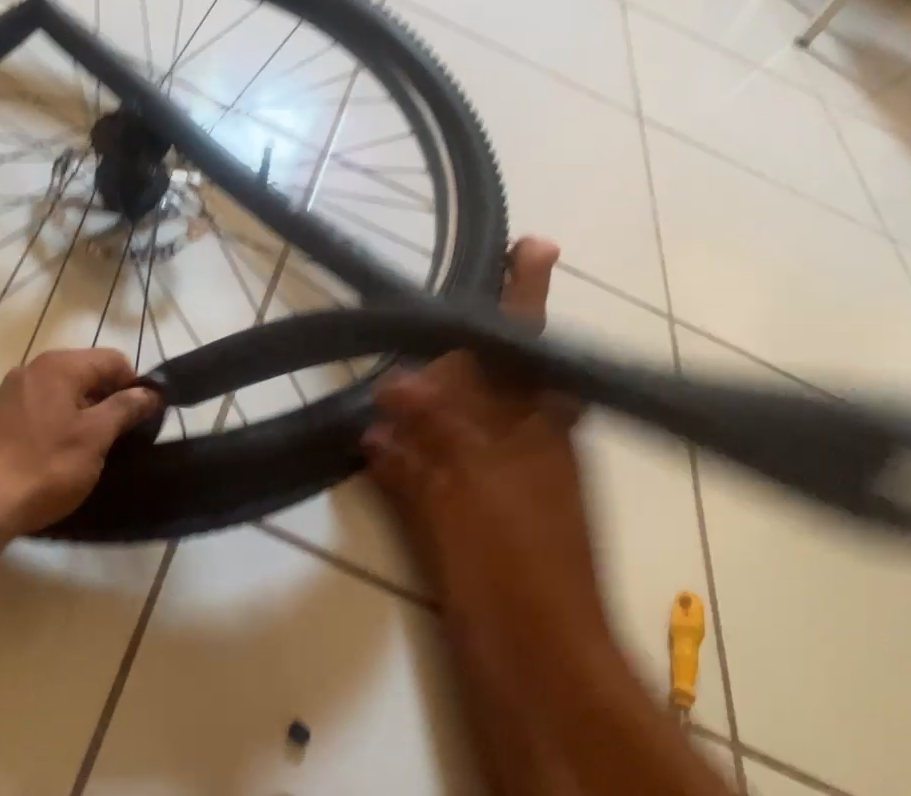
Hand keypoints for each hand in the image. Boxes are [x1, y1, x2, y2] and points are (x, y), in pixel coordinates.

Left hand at [0, 349, 159, 541]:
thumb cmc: (44, 468)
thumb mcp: (95, 438)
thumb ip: (125, 408)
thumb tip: (150, 392)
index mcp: (58, 366)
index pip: (113, 359)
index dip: (135, 386)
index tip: (144, 419)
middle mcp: (31, 369)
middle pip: (86, 373)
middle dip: (108, 400)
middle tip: (120, 437)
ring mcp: (9, 393)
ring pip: (62, 393)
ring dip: (83, 414)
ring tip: (91, 450)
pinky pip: (40, 410)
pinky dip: (58, 424)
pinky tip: (58, 455)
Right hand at [363, 238, 604, 628]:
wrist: (538, 666)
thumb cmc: (520, 570)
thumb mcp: (477, 493)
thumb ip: (435, 438)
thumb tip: (391, 385)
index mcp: (540, 430)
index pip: (528, 346)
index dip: (527, 296)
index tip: (535, 244)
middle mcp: (522, 449)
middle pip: (489, 381)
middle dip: (462, 347)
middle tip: (434, 312)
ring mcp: (496, 487)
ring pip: (457, 425)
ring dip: (424, 400)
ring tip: (388, 372)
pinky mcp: (470, 524)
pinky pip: (432, 472)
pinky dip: (404, 455)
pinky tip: (370, 441)